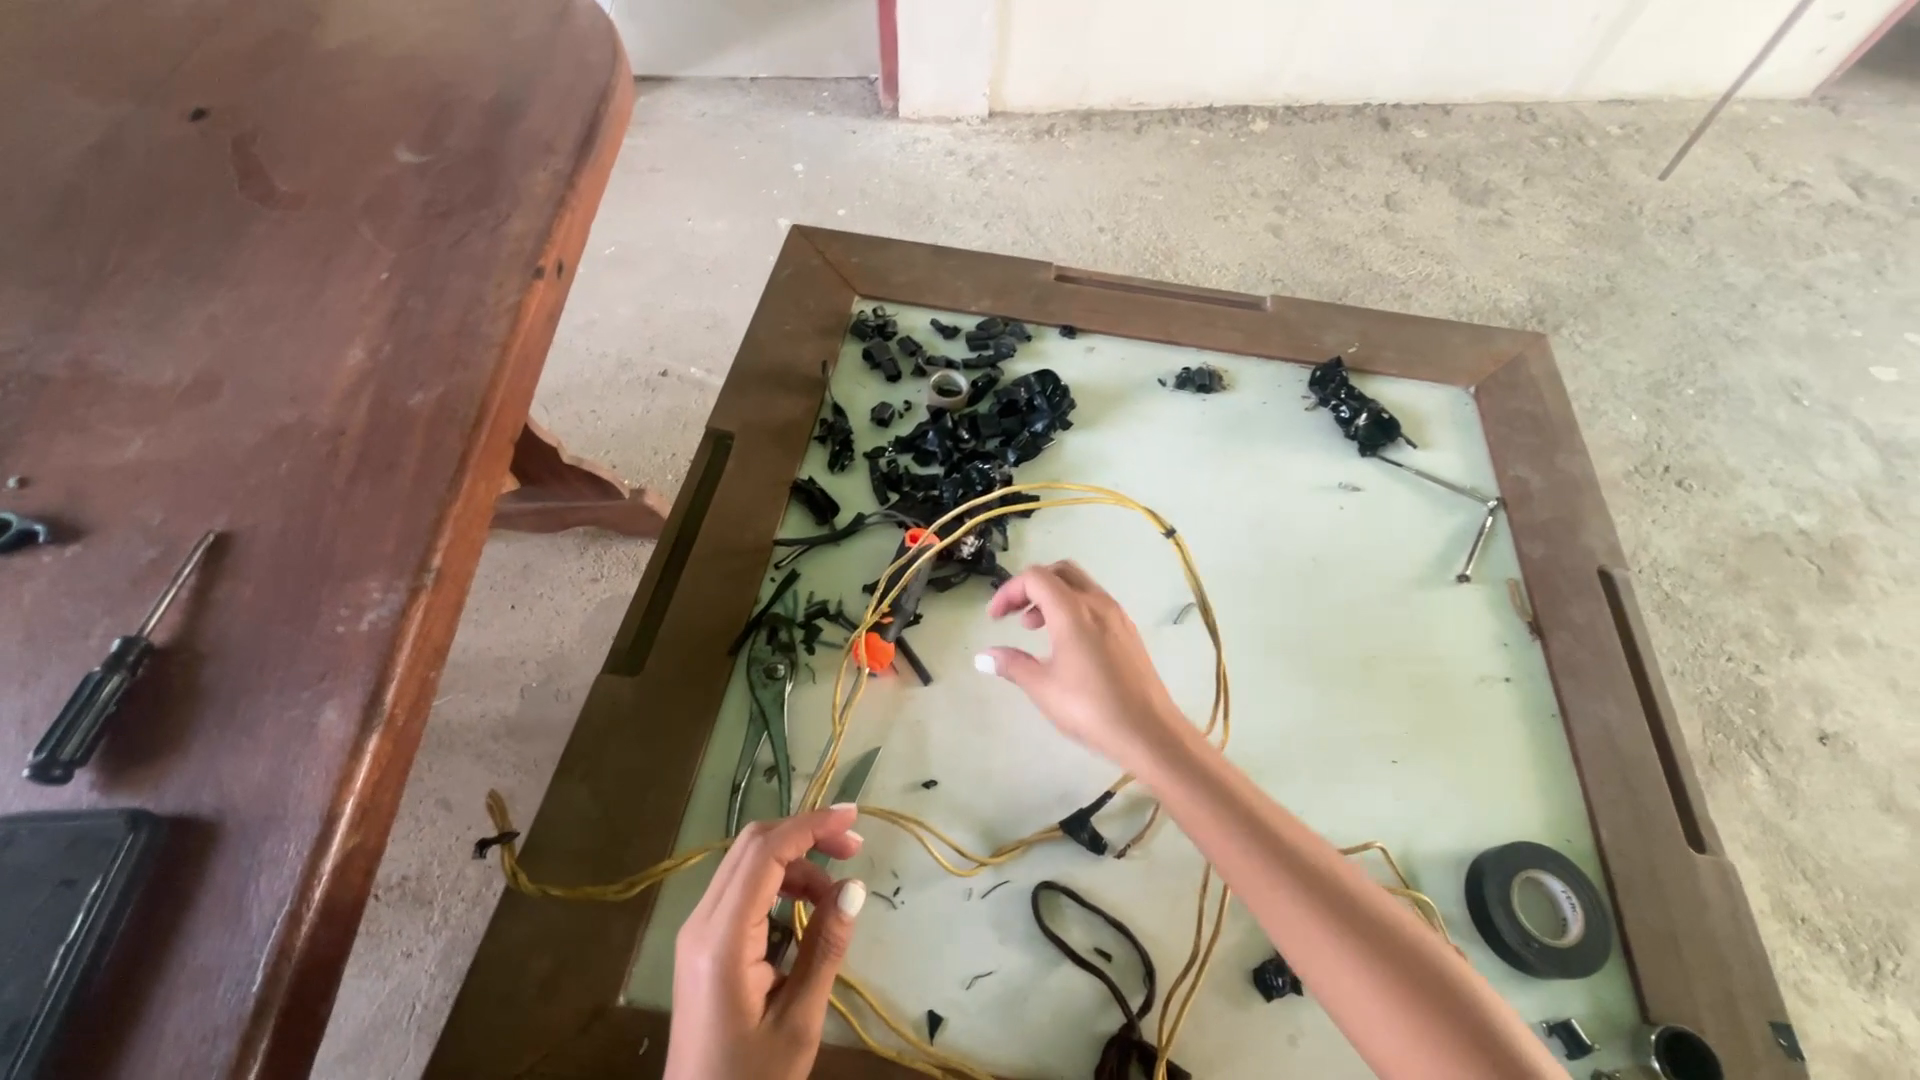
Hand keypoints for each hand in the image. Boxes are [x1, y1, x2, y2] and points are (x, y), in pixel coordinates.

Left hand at [665, 807, 867, 1079]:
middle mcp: (701, 923)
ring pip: (746, 864)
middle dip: (805, 835)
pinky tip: (806, 908)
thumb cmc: (751, 1078)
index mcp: (721, 939)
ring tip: (835, 893)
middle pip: (751, 846)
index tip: (853, 818)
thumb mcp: (798, 1021)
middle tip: (853, 849)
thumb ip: (825, 948)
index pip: (764, 854)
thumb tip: (854, 887)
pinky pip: (741, 890)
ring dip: (794, 861)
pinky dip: (778, 882)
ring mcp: (697, 931)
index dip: (810, 825)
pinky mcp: (703, 944)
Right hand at [977, 561, 1188, 767]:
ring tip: (1036, 629)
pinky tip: (1066, 644)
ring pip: (1080, 586)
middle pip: (1059, 572)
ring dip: (1053, 597)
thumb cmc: (1090, 708)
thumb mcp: (1043, 688)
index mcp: (1072, 611)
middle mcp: (1097, 604)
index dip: (1009, 592)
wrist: (1149, 731)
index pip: (1035, 578)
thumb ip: (1012, 665)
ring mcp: (1117, 616)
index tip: (994, 619)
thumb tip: (984, 657)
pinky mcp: (1128, 632)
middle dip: (1031, 586)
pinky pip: (1095, 603)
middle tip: (1014, 615)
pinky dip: (1073, 608)